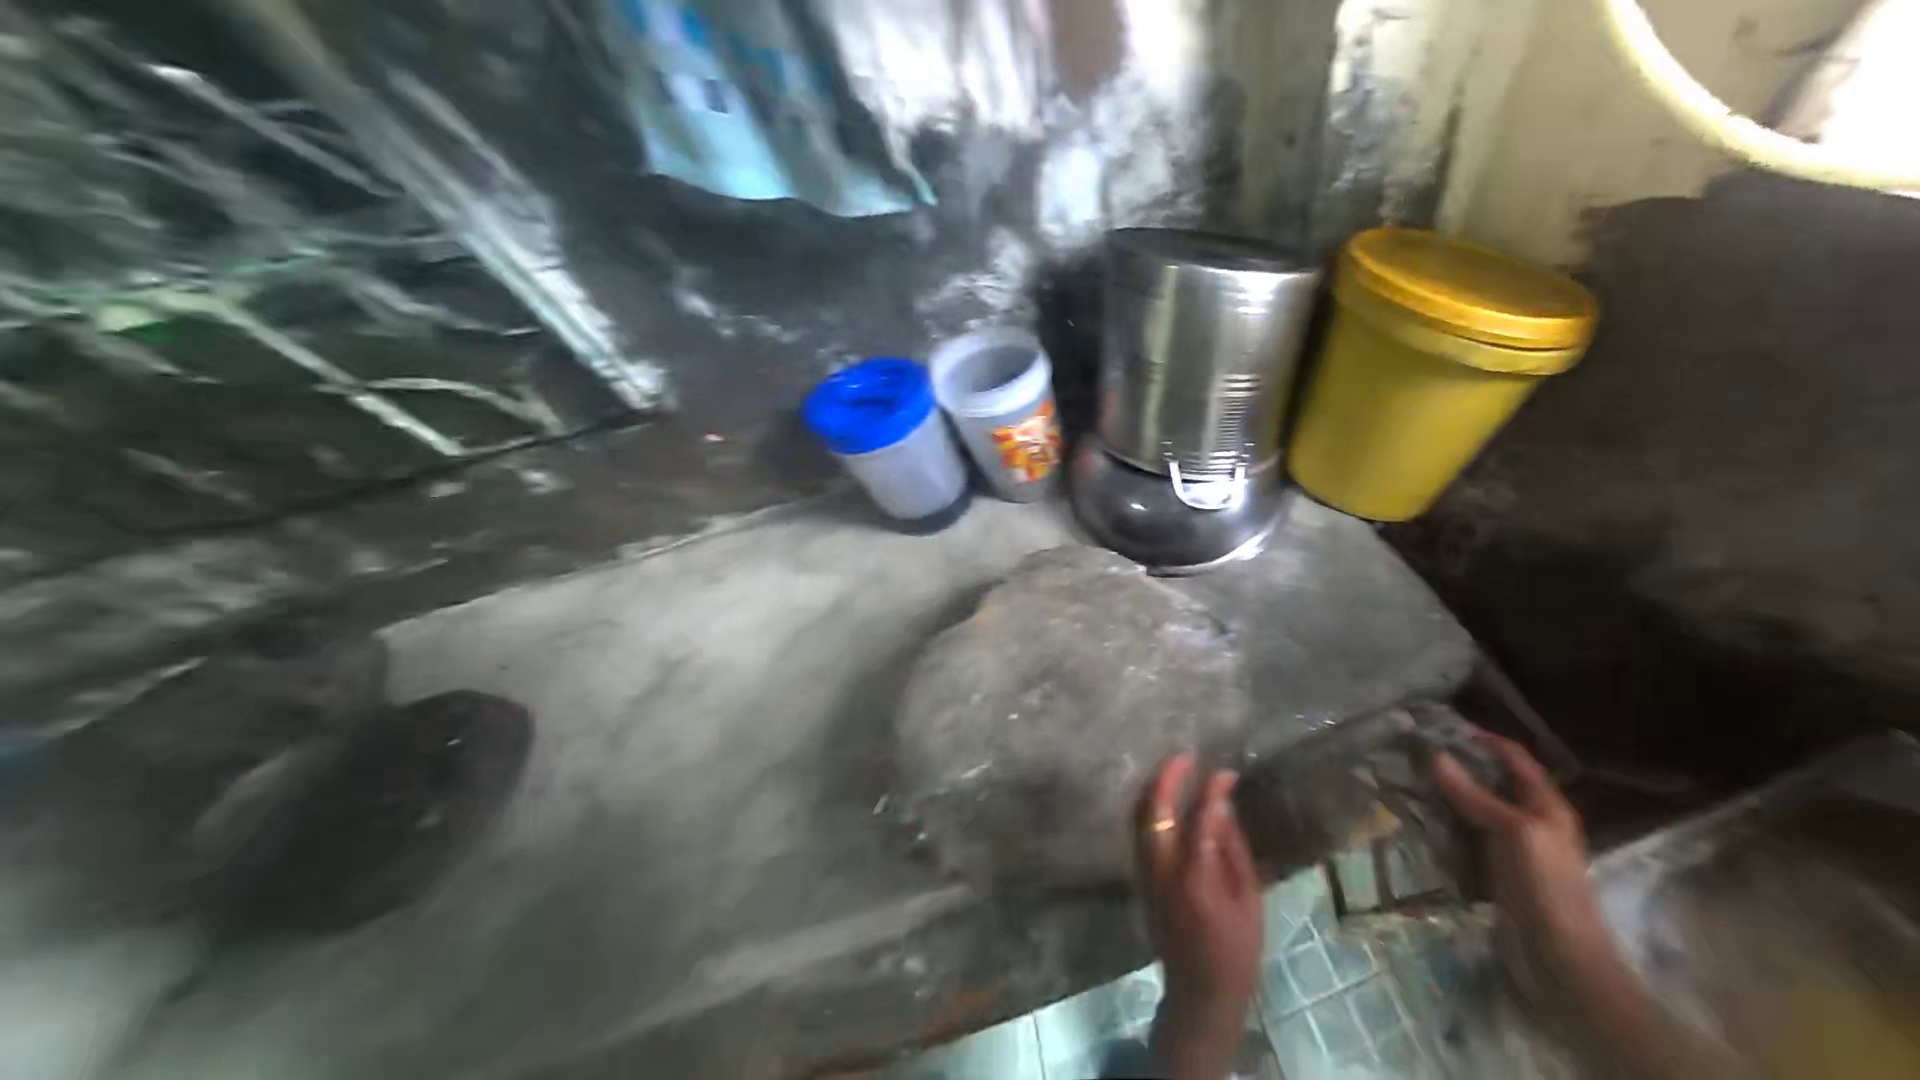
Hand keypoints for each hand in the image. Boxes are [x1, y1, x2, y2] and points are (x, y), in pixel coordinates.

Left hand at [1137, 753, 1261, 1079]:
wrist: (1198, 990)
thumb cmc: (1236, 950)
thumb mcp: (1248, 901)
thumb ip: (1232, 850)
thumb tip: (1221, 806)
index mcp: (1197, 877)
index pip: (1200, 818)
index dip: (1212, 790)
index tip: (1224, 772)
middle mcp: (1162, 868)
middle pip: (1154, 809)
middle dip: (1167, 776)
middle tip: (1186, 756)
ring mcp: (1144, 871)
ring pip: (1138, 816)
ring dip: (1152, 787)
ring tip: (1173, 770)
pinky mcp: (1137, 876)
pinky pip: (1137, 830)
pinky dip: (1147, 807)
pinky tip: (1161, 798)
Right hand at [1432, 733, 1609, 995]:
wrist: (1558, 956)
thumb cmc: (1545, 886)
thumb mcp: (1514, 832)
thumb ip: (1476, 795)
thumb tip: (1435, 756)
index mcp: (1547, 806)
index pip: (1515, 758)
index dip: (1485, 739)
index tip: (1443, 727)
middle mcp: (1530, 820)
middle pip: (1492, 780)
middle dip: (1457, 764)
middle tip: (1415, 752)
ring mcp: (1512, 846)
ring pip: (1474, 807)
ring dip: (1445, 793)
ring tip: (1408, 779)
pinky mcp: (1493, 868)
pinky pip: (1464, 833)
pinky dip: (1442, 821)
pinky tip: (1417, 817)